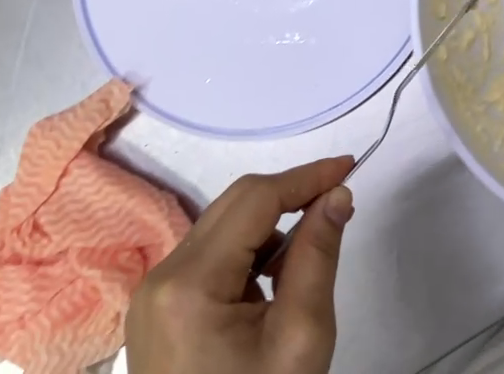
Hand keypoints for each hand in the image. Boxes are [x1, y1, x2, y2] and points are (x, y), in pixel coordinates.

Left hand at [127, 157, 354, 373]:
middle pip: (234, 204)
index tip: (352, 167)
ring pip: (222, 227)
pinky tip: (277, 279)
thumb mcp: (302, 335)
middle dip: (290, 194)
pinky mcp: (157, 312)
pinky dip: (249, 252)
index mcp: (189, 283)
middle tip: (339, 199)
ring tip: (313, 246)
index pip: (256, 199)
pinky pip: (210, 257)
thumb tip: (337, 194)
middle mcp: (160, 277)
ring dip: (271, 223)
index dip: (307, 176)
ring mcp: (152, 296)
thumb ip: (318, 254)